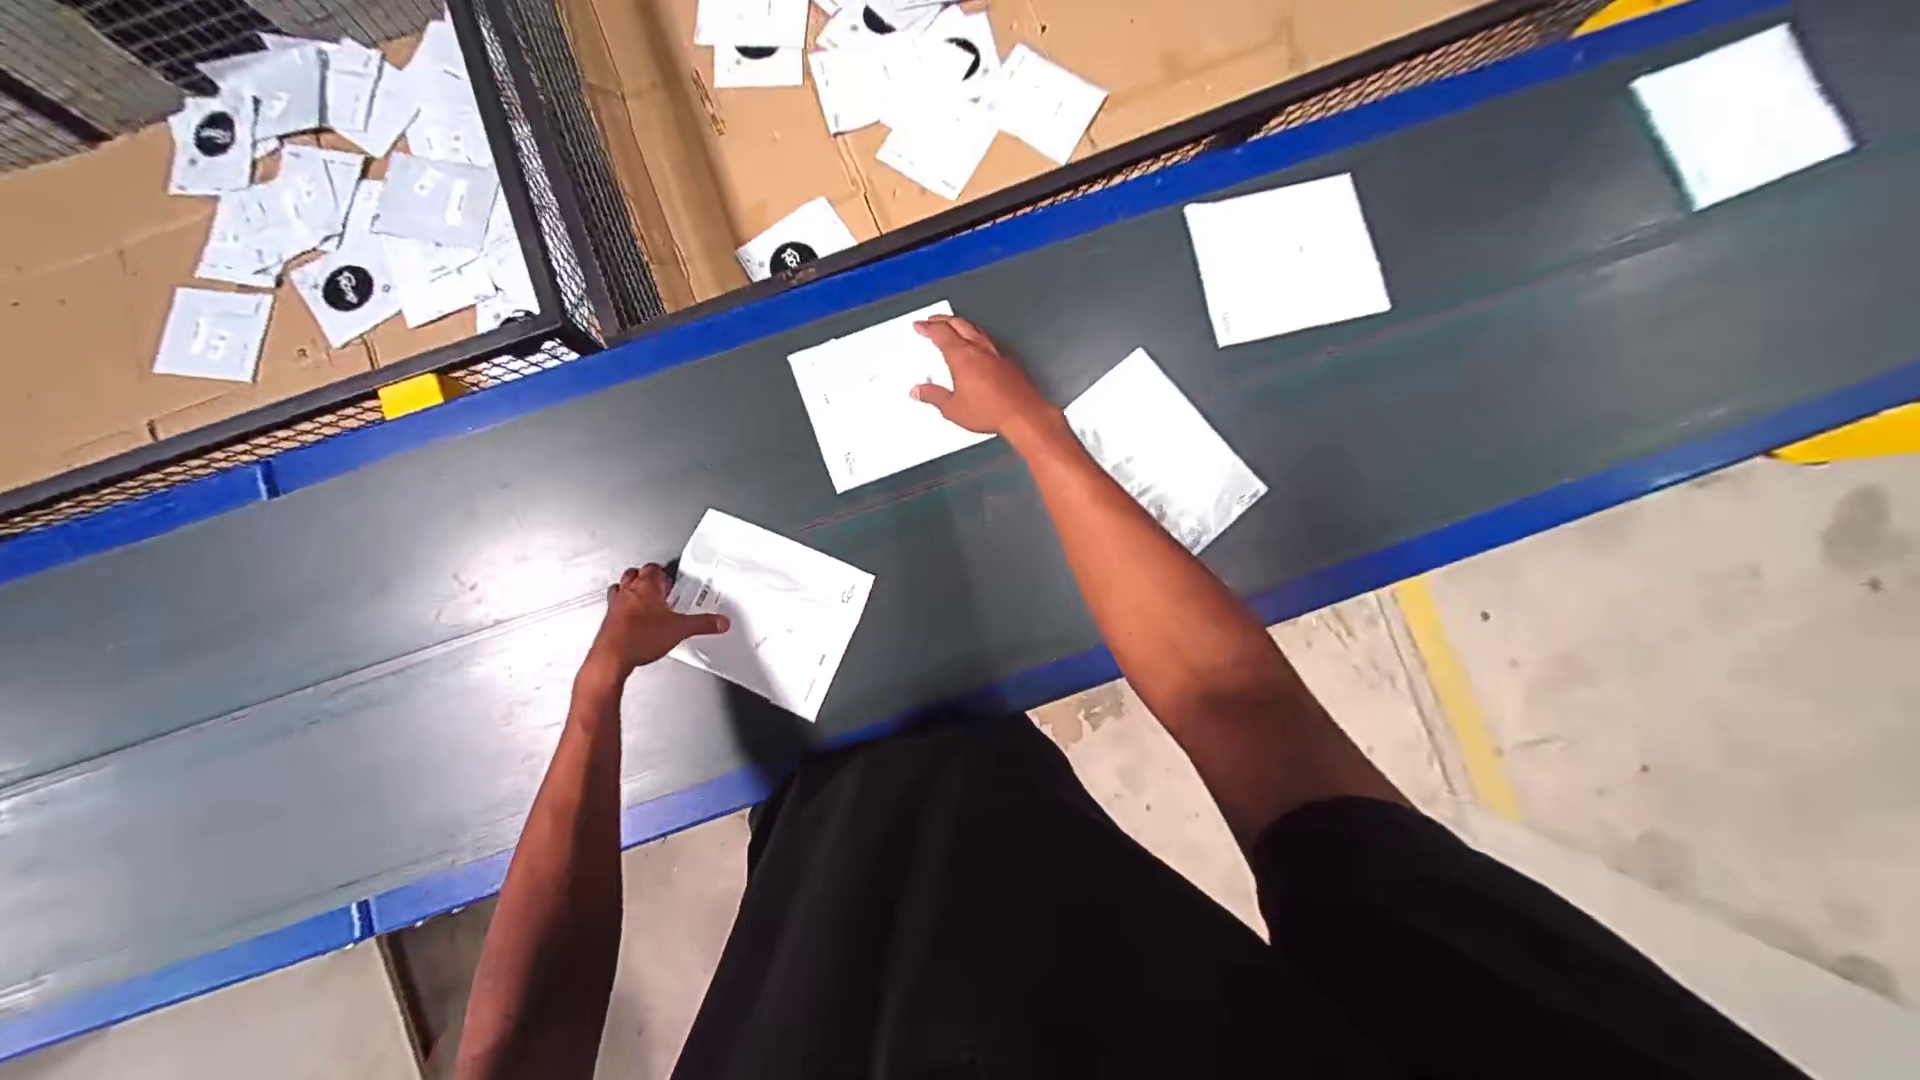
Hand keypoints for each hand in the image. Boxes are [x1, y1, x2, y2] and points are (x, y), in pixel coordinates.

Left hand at [580, 565, 729, 685]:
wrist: (611, 658)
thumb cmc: (637, 638)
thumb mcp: (680, 630)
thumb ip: (703, 624)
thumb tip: (719, 621)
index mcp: (646, 587)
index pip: (654, 568)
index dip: (663, 572)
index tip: (671, 578)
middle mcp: (628, 592)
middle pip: (635, 573)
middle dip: (647, 577)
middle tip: (659, 586)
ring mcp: (615, 605)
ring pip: (621, 587)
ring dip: (632, 590)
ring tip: (645, 599)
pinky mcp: (608, 620)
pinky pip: (614, 605)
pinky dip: (623, 607)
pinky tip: (633, 620)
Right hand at [911, 314, 1060, 438]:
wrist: (1022, 414)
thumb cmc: (992, 410)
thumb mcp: (953, 408)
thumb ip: (934, 396)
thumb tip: (920, 391)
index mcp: (962, 356)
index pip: (940, 333)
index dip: (927, 327)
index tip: (920, 325)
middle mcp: (979, 349)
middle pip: (958, 324)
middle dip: (943, 320)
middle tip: (934, 320)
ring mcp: (996, 352)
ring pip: (975, 329)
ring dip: (962, 324)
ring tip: (955, 327)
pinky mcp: (1009, 360)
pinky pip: (990, 340)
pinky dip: (978, 337)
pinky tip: (979, 345)